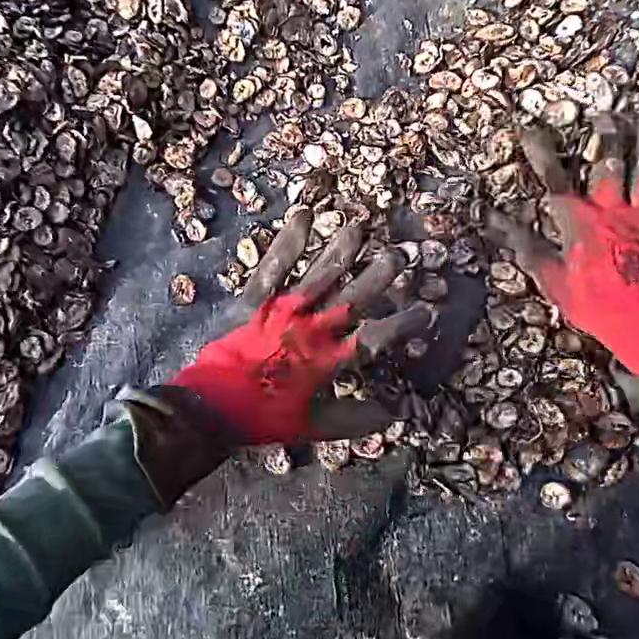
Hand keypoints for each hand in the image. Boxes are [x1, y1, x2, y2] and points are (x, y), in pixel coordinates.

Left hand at [170, 206, 433, 443]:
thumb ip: (353, 418)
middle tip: (399, 255)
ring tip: (359, 227)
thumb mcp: (311, 423)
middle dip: (377, 277)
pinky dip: (289, 240)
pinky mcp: (255, 299)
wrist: (212, 404)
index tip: (426, 311)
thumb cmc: (262, 415)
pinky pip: (275, 265)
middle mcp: (309, 329)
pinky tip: (304, 215)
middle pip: (351, 297)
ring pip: (319, 275)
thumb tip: (393, 415)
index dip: (402, 324)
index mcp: (327, 360)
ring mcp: (282, 310)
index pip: (375, 339)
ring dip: (341, 251)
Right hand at [491, 117, 638, 375]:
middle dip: (606, 139)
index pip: (555, 179)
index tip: (531, 130)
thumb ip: (520, 239)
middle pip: (610, 166)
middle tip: (606, 116)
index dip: (541, 153)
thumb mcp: (544, 272)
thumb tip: (489, 215)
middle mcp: (614, 212)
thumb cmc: (586, 299)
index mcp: (579, 221)